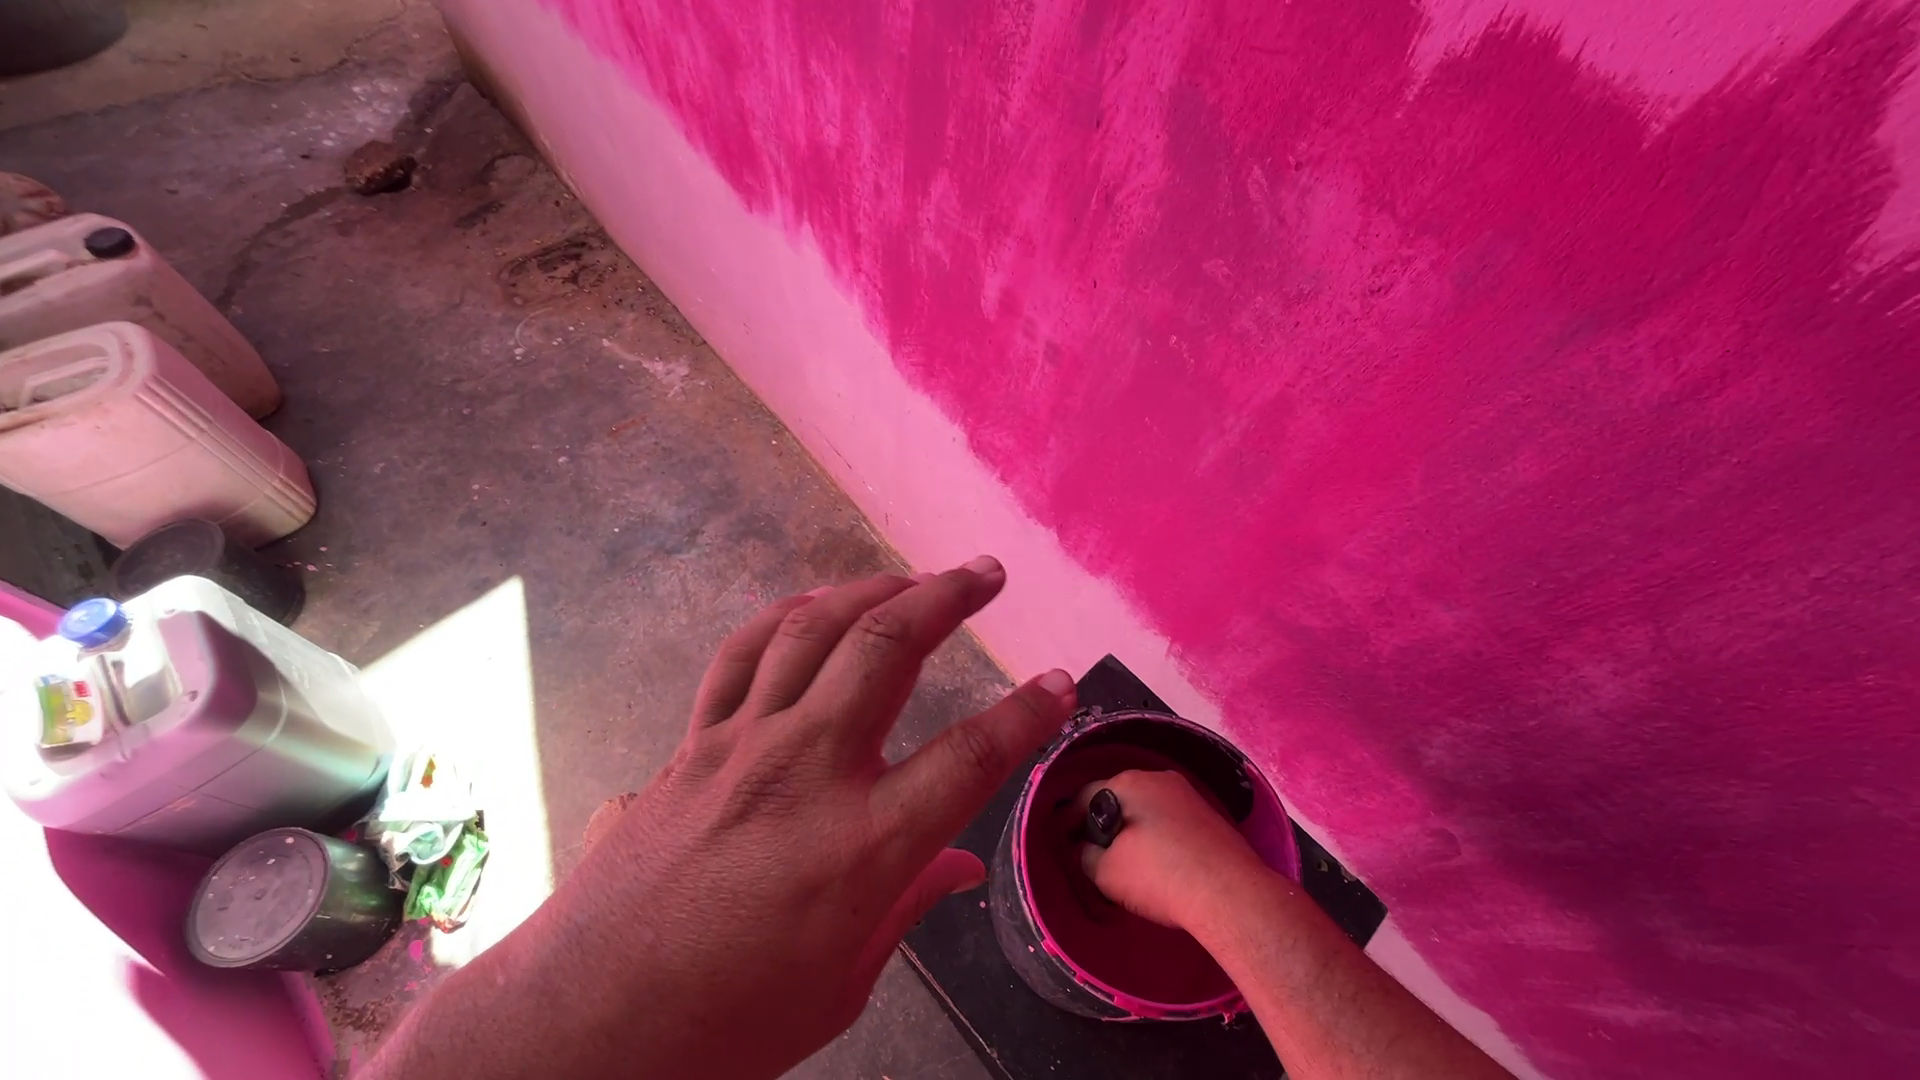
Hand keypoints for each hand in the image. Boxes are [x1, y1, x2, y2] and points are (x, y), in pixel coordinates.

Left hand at [367, 558, 1078, 1079]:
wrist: (583, 1022)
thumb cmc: (727, 1022)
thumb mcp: (841, 985)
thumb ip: (907, 906)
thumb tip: (961, 864)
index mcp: (861, 845)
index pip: (970, 758)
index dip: (1027, 714)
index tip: (1060, 682)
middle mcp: (806, 770)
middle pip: (886, 648)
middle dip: (947, 597)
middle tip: (984, 571)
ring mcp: (742, 745)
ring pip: (814, 630)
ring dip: (871, 588)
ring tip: (911, 577)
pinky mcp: (694, 742)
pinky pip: (743, 654)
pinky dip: (787, 615)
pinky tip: (816, 604)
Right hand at [1076, 769, 1272, 930]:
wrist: (1231, 895)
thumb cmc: (1160, 876)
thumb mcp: (1105, 871)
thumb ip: (1084, 855)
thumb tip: (1084, 849)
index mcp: (1129, 782)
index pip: (1084, 795)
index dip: (1069, 820)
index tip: (1062, 841)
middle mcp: (1158, 779)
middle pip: (1118, 799)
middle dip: (1103, 824)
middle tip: (1094, 854)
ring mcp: (1188, 795)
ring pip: (1147, 810)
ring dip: (1133, 830)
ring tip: (1127, 863)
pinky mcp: (1210, 816)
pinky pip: (1171, 821)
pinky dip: (1158, 837)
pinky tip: (1160, 864)